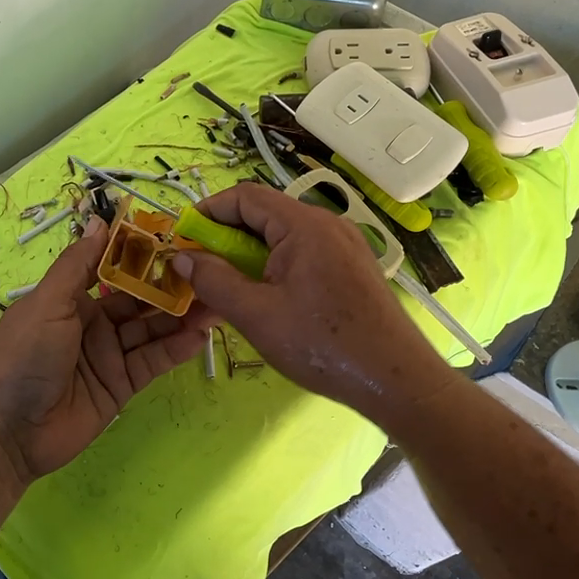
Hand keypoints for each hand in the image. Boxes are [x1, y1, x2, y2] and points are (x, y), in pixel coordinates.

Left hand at [0, 217, 219, 483]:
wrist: (10, 431)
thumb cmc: (23, 357)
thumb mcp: (47, 304)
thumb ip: (77, 265)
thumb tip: (99, 221)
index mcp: (70, 298)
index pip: (112, 270)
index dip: (142, 256)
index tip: (177, 240)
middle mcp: (92, 323)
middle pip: (138, 300)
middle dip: (170, 287)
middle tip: (210, 273)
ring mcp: (108, 355)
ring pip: (150, 330)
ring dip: (180, 317)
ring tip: (217, 302)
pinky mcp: (121, 386)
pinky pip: (152, 361)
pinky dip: (175, 349)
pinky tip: (200, 335)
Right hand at [170, 184, 454, 423]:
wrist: (397, 382)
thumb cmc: (322, 346)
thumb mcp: (256, 315)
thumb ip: (213, 281)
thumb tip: (181, 257)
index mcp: (304, 226)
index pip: (244, 196)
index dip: (207, 212)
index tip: (182, 240)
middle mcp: (327, 225)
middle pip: (262, 214)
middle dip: (223, 238)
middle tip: (198, 269)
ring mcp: (343, 246)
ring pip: (280, 237)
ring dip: (246, 256)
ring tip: (224, 288)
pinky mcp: (350, 268)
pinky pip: (301, 254)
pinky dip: (271, 267)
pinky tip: (260, 299)